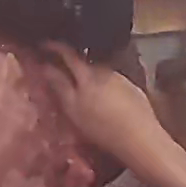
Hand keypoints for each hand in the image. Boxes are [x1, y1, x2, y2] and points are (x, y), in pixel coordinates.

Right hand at [38, 44, 174, 174]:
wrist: (143, 140)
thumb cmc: (101, 127)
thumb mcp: (73, 109)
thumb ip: (59, 85)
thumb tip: (44, 67)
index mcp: (87, 73)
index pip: (67, 52)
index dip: (53, 46)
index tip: (42, 45)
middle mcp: (105, 70)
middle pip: (84, 61)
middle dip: (70, 63)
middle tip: (59, 70)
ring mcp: (121, 79)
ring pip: (98, 72)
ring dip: (88, 76)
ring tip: (82, 90)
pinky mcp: (134, 90)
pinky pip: (112, 82)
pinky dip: (103, 86)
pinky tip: (103, 101)